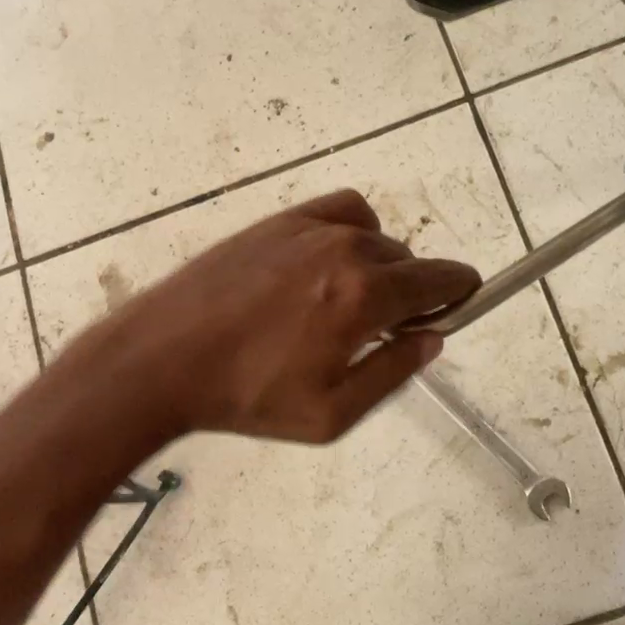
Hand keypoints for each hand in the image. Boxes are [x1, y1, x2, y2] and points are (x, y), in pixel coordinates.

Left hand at [74, 190, 480, 443]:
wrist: (163, 359)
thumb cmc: (249, 397)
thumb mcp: (333, 413)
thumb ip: (394, 372)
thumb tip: (434, 338)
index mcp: (366, 297)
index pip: (441, 279)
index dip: (460, 292)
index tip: (461, 304)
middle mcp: (347, 250)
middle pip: (410, 261)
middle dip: (414, 292)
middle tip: (387, 331)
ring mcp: (310, 228)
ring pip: (377, 238)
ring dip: (383, 265)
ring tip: (352, 302)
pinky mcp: (279, 220)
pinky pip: (343, 211)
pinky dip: (356, 230)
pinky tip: (335, 260)